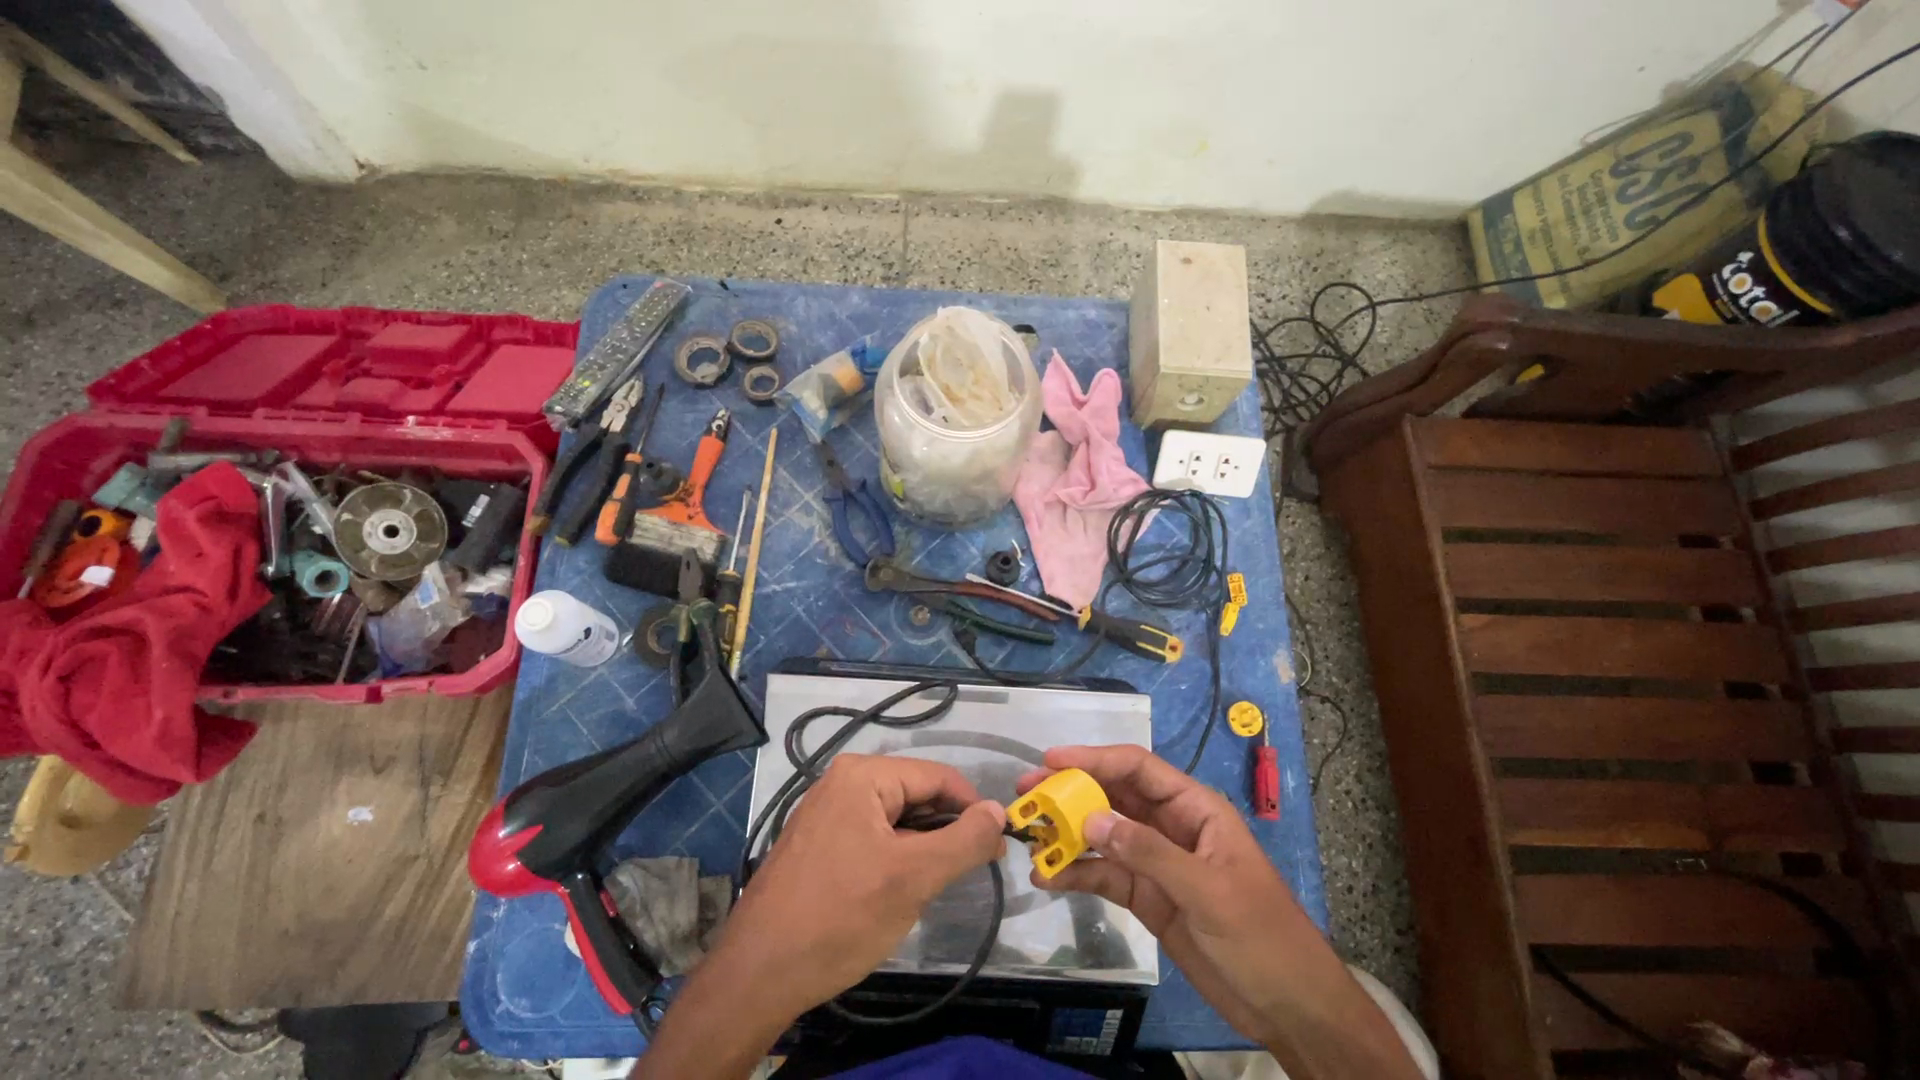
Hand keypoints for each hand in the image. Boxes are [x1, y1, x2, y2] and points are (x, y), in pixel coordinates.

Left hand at [636, 755, 1004, 1079]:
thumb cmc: (840, 917)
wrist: (758, 973)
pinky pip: (872, 838)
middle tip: (969, 873)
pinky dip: (895, 859)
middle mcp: (841, 783)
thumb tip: (998, 811)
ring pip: (896, 821)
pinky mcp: (818, 845)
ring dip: (922, 849)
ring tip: (933, 887)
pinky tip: (899, 893)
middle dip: (946, 831)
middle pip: (916, 795)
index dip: (973, 810)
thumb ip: (963, 841)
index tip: (998, 849)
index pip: (939, 777)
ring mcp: (826, 814)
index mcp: (863, 775)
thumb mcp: (914, 878)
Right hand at [1019, 745, 1423, 1079]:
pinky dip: (1076, 873)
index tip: (1050, 760)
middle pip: (1114, 797)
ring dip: (1067, 834)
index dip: (1094, 759)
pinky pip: (1105, 875)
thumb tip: (1089, 818)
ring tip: (1026, 836)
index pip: (1138, 769)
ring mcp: (1156, 863)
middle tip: (1025, 795)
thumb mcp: (1208, 890)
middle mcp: (1171, 827)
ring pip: (1103, 836)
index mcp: (1195, 809)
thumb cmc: (1261, 934)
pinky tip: (1047, 878)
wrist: (1287, 1004)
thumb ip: (1149, 853)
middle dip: (1070, 792)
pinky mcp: (1147, 898)